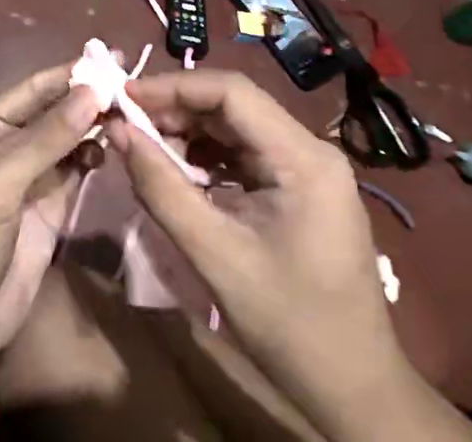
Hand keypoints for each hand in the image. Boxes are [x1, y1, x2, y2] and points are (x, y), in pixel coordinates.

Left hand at [0, 65, 101, 440]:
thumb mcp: (0, 185)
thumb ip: (48, 138)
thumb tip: (93, 90)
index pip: (36, 88)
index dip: (72, 73)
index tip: (114, 60)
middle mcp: (11, 144)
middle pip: (57, 109)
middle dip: (90, 96)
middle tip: (133, 85)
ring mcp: (34, 174)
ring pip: (72, 136)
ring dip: (97, 124)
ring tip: (129, 116)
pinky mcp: (54, 202)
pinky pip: (79, 165)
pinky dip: (95, 153)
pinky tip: (112, 149)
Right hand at [107, 71, 471, 441]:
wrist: (353, 385)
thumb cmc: (288, 323)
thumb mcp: (216, 256)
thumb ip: (163, 189)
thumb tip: (119, 132)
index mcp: (303, 157)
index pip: (233, 93)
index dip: (175, 87)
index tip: (126, 95)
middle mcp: (311, 150)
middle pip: (236, 108)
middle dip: (179, 111)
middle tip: (127, 125)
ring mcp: (309, 169)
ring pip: (239, 130)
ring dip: (191, 134)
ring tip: (146, 148)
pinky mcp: (300, 189)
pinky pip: (247, 157)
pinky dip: (209, 159)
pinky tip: (179, 174)